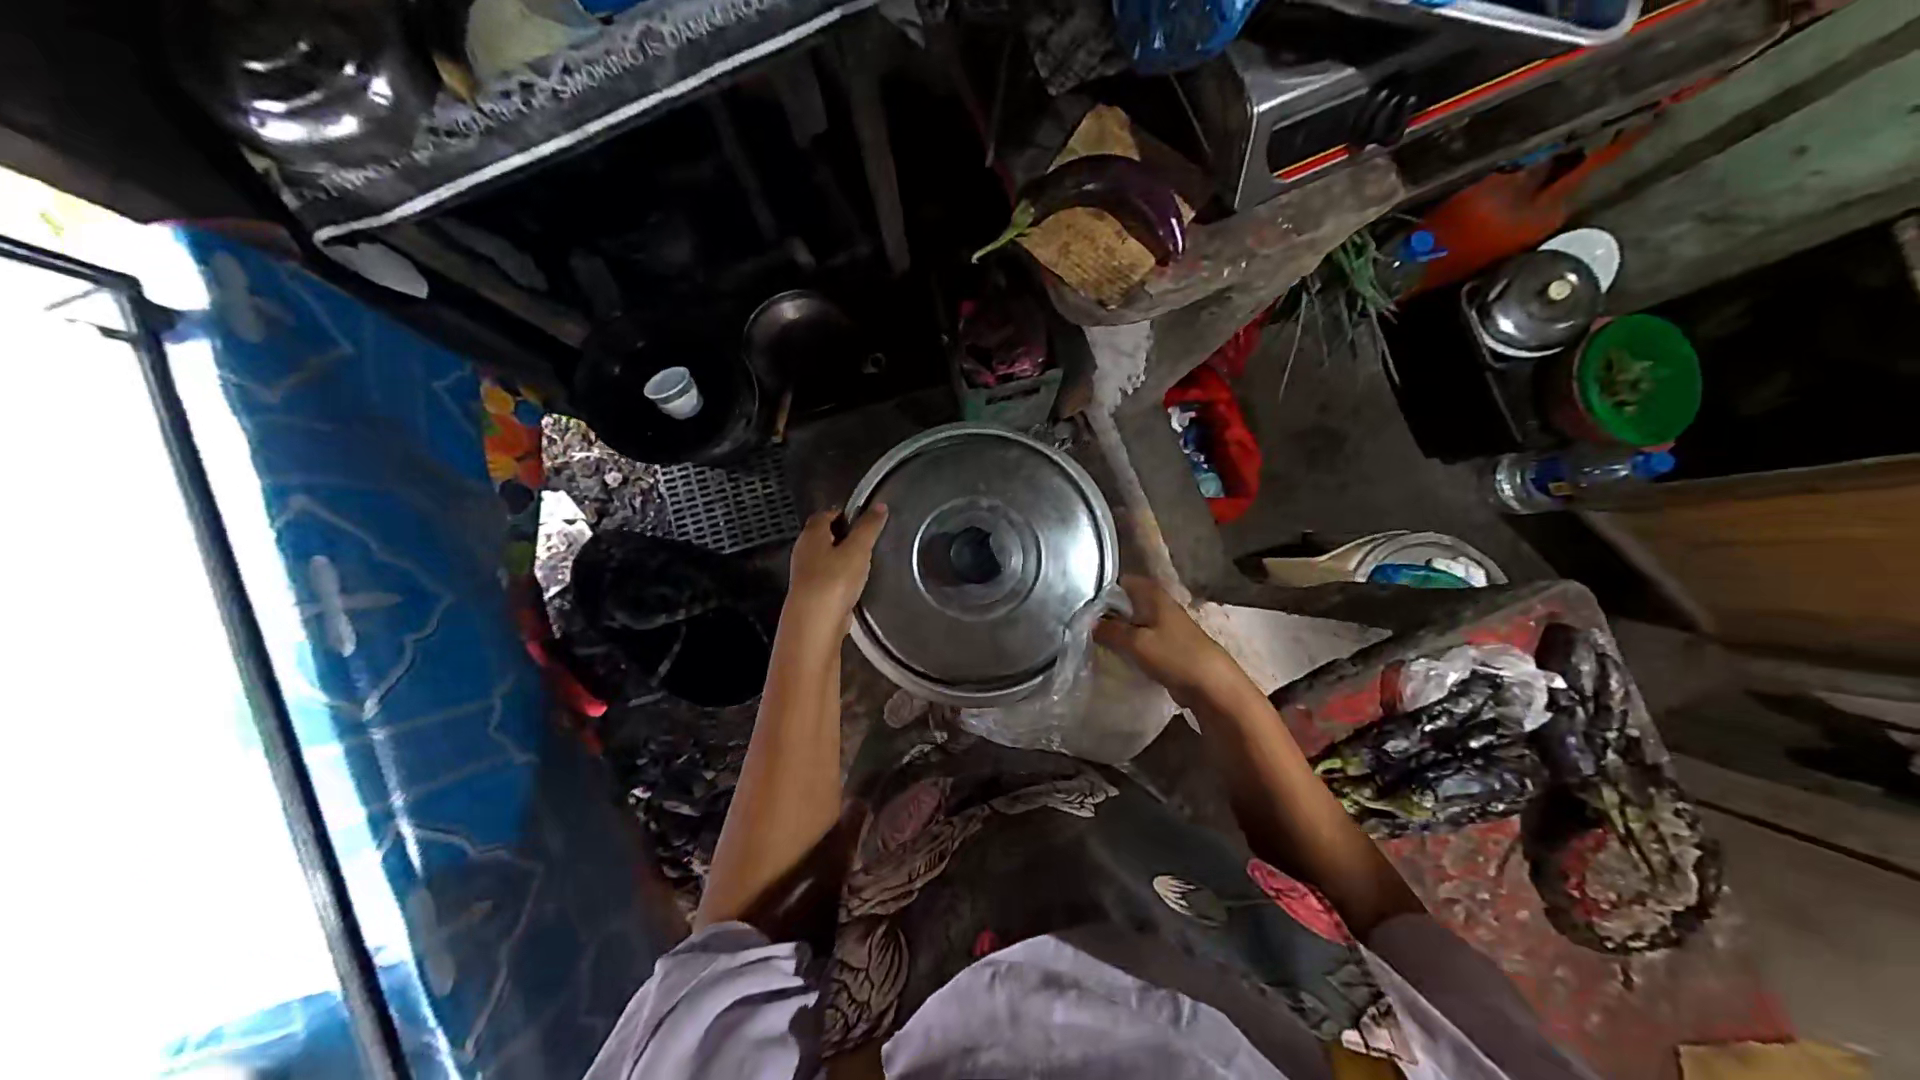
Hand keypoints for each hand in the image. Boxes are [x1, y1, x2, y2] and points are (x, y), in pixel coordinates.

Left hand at [785, 505, 888, 634]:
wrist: (815, 622)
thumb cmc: (834, 579)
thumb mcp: (858, 549)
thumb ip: (869, 527)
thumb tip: (880, 506)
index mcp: (811, 535)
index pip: (824, 514)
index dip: (843, 513)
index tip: (862, 517)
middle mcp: (803, 551)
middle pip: (823, 536)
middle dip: (843, 535)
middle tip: (866, 537)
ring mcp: (805, 574)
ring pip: (825, 558)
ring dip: (841, 557)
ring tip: (865, 560)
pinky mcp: (811, 594)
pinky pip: (827, 577)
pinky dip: (840, 576)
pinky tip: (855, 583)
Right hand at [1093, 575, 1254, 708]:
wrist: (1210, 684)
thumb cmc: (1173, 655)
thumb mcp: (1135, 642)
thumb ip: (1108, 630)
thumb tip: (1086, 621)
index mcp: (1151, 593)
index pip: (1118, 581)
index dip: (1098, 590)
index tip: (1080, 605)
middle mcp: (1157, 602)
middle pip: (1123, 602)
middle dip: (1104, 613)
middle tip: (1080, 625)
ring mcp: (1163, 623)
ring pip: (1131, 621)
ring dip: (1115, 630)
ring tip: (1092, 640)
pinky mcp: (1165, 643)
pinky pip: (1139, 637)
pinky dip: (1127, 643)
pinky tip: (1113, 653)